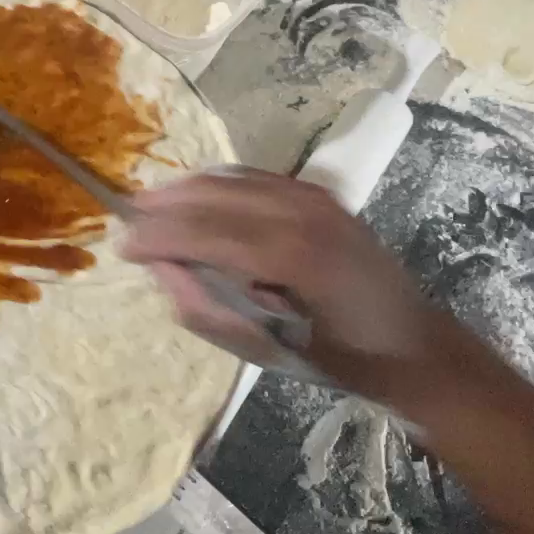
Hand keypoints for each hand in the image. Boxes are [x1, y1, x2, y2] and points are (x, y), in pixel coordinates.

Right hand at [122, 168, 468, 403]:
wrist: (411, 343)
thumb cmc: (335, 358)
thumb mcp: (263, 350)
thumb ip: (204, 307)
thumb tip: (162, 267)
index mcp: (293, 257)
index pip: (206, 233)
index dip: (159, 236)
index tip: (123, 246)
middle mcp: (302, 212)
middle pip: (212, 196)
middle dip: (164, 206)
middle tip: (127, 219)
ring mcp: (312, 195)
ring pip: (228, 178)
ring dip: (184, 189)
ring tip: (150, 205)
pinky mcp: (315, 190)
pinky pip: (250, 175)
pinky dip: (213, 182)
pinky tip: (192, 195)